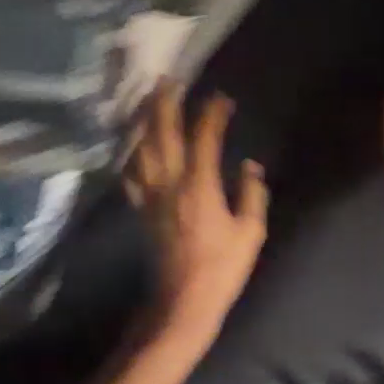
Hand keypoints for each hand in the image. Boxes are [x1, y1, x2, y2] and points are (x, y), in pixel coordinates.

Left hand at [125, 82, 268, 336]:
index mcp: (200, 184)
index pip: (204, 136)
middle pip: (163, 133)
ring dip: (144, 120)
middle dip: (165, 103)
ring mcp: (152, 196)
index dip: (212, 112)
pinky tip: (134, 146)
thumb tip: (249, 166)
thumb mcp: (250, 233)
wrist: (181, 305)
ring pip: (142, 149)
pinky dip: (132, 154)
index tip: (221, 97)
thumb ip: (251, 195)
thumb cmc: (220, 269)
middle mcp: (171, 183)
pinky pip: (132, 175)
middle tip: (169, 79)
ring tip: (147, 100)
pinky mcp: (142, 211)